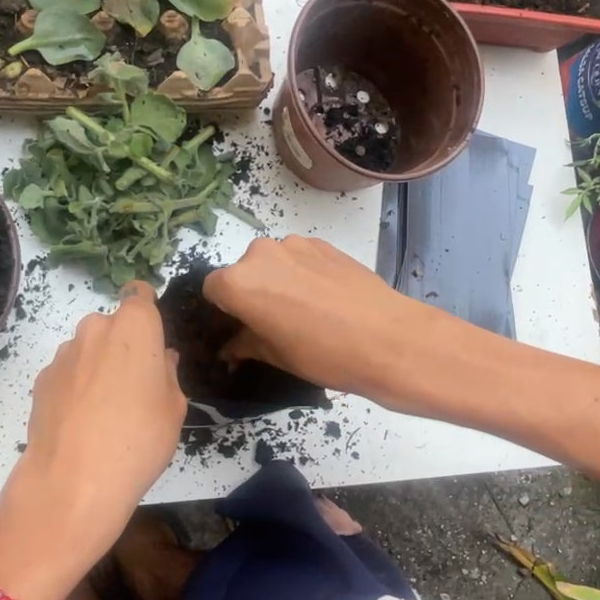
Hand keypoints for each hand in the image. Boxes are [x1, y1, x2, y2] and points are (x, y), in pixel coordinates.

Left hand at [0, 283, 186, 599]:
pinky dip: (75, 389)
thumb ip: (168, 375)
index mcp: (135, 326)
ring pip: (87, 350)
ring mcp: (63, 354)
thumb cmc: (139, 439)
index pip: (139, 294)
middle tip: (135, 387)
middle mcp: (95, 329)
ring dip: (97, 368)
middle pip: (112, 326)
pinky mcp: (41, 380)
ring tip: (106, 413)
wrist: (74, 480)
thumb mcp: (174, 408)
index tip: (152, 337)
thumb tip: (161, 360)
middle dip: (123, 346)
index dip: (146, 309)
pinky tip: (82, 424)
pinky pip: (67, 374)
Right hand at [204, 236, 451, 407]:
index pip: (213, 289)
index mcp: (238, 282)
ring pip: (274, 262)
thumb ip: (246, 344)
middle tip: (274, 323)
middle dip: (253, 293)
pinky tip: (326, 300)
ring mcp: (295, 245)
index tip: (240, 327)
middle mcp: (261, 254)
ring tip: (306, 312)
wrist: (386, 338)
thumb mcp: (276, 355)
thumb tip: (230, 348)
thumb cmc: (322, 354)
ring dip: (280, 281)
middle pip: (244, 271)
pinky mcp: (324, 244)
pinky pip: (301, 257)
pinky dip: (304, 273)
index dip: (224, 310)